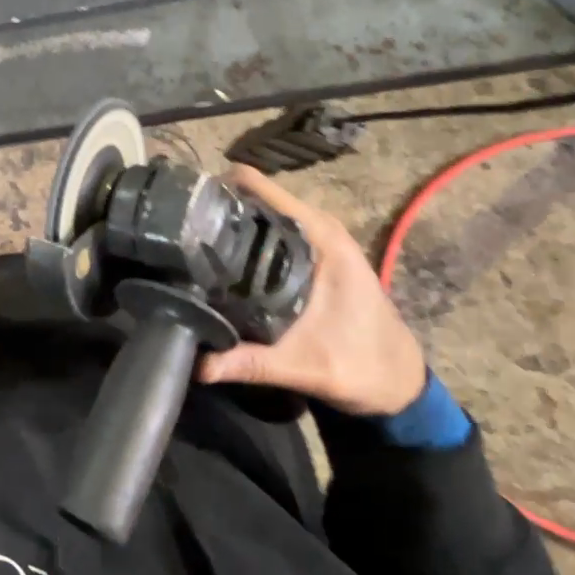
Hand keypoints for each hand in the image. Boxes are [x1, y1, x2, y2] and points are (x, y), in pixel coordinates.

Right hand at [197, 166, 427, 415]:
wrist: (401, 385)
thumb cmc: (363, 368)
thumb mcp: (303, 367)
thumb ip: (251, 364)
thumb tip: (196, 365)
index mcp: (323, 242)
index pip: (265, 191)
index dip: (222, 189)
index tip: (184, 202)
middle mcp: (319, 231)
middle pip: (256, 197)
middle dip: (215, 203)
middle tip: (173, 221)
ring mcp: (316, 241)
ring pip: (261, 212)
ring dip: (226, 217)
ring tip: (182, 231)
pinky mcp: (312, 255)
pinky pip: (269, 229)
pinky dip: (242, 232)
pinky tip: (213, 250)